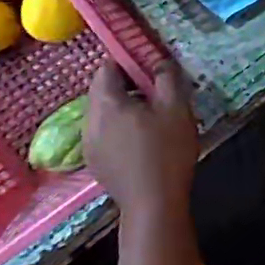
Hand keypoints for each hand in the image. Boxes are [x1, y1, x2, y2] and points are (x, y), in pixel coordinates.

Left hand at [82, 60, 199, 225]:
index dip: (127, 60)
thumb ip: (167, 78)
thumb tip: (160, 61)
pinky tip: (142, 140)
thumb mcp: (176, 108)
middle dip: (126, 84)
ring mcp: (88, 144)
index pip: (106, 68)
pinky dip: (119, 127)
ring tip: (152, 116)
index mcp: (106, 103)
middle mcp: (89, 121)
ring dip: (123, 106)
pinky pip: (104, 132)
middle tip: (156, 90)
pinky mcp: (95, 162)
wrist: (153, 203)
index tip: (151, 65)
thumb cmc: (167, 150)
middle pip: (102, 90)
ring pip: (103, 113)